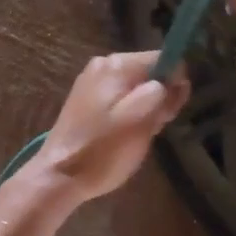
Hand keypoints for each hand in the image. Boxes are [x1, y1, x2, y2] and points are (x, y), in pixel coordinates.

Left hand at [30, 51, 188, 203]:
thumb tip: (177, 76)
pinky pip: (121, 101)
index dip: (175, 84)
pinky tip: (123, 137)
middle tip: (151, 128)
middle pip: (149, 74)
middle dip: (159, 100)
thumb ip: (163, 92)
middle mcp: (102, 66)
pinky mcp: (87, 102)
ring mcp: (92, 84)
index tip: (169, 112)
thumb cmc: (103, 150)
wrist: (59, 177)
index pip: (163, 59)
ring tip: (135, 136)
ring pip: (137, 90)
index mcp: (115, 65)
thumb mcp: (142, 120)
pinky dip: (129, 117)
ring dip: (146, 112)